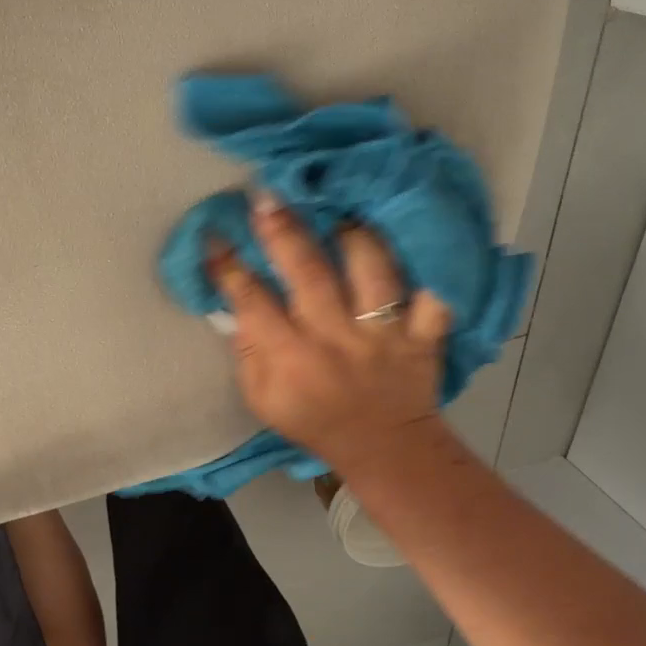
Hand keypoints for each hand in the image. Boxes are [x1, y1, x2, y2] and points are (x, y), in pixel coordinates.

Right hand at [209, 190, 452, 467]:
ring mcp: (382, 333)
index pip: (252, 302)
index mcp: (290, 357)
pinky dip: (429, 272)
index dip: (229, 268)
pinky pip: (432, 297)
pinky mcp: (421, 334)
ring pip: (372, 271)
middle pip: (307, 273)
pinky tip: (416, 243)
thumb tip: (237, 309)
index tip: (213, 237)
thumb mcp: (262, 400)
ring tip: (339, 211)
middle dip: (283, 232)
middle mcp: (334, 337)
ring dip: (353, 236)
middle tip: (266, 198)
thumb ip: (249, 354)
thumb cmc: (313, 422)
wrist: (382, 446)